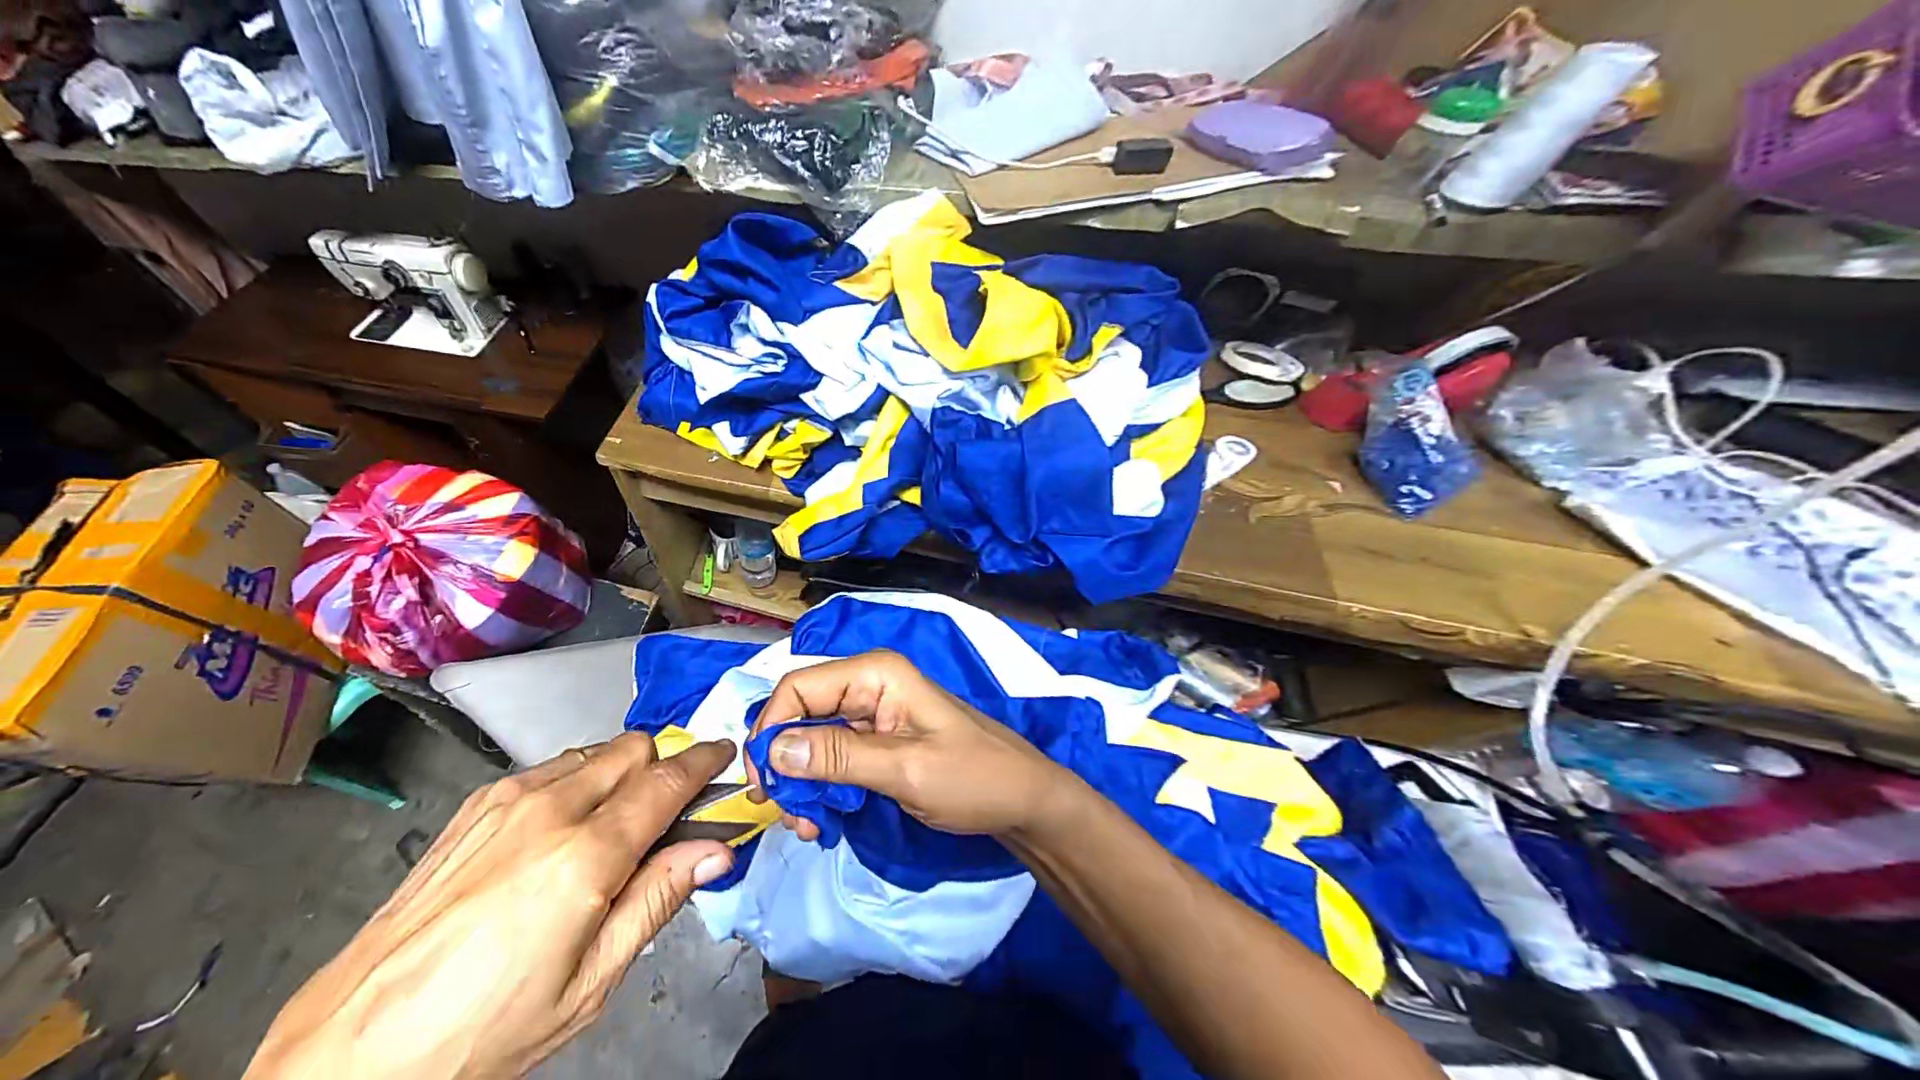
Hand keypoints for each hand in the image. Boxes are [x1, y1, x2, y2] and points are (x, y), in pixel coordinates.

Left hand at [244, 733, 737, 1079]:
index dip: (704, 762)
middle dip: (662, 766)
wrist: (352, 1049)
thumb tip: (716, 849)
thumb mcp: (590, 982)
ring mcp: (505, 802)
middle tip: (671, 808)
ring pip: (593, 751)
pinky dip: (578, 779)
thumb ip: (659, 900)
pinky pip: (550, 767)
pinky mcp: (474, 808)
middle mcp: (548, 811)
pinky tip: (565, 827)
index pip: (667, 782)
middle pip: (633, 748)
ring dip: (621, 770)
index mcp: (585, 857)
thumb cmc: (482, 1029)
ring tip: (619, 821)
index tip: (724, 753)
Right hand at [748, 650, 1077, 839]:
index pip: (799, 688)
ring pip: (811, 741)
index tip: (764, 784)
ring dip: (800, 782)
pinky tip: (823, 820)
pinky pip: (831, 759)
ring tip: (809, 824)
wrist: (1020, 800)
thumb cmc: (973, 777)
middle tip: (786, 812)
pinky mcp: (876, 743)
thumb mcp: (906, 770)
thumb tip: (773, 750)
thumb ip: (839, 758)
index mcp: (876, 674)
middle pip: (800, 714)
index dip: (772, 730)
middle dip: (785, 763)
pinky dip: (820, 788)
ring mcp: (872, 715)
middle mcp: (868, 686)